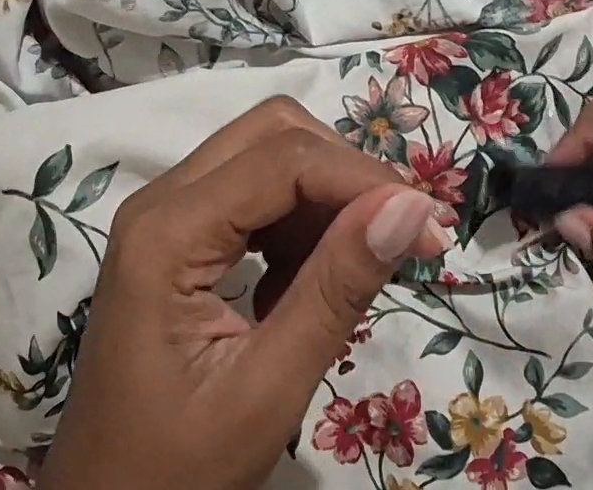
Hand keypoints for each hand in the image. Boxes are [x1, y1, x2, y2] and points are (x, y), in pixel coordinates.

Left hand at [40, 96, 449, 489]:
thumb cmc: (175, 469)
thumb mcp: (266, 390)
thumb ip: (335, 291)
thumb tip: (409, 209)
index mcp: (168, 232)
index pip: (284, 161)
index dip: (364, 179)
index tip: (430, 226)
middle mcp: (162, 202)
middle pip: (272, 136)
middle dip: (345, 171)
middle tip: (402, 231)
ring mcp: (168, 217)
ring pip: (266, 156)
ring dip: (327, 196)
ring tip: (367, 260)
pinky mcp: (181, 239)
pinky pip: (254, 196)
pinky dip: (301, 222)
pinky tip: (317, 278)